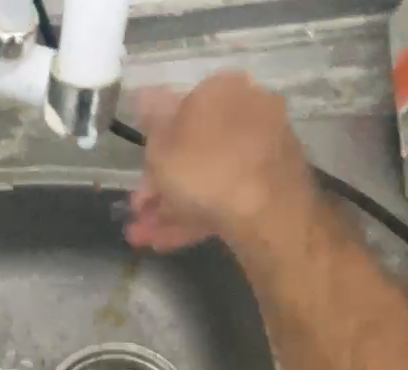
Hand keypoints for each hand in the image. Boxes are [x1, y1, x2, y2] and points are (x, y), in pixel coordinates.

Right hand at [124, 73, 318, 254]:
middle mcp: (248, 111)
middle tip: (138, 211)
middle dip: (161, 184)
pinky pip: (224, 198)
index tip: (139, 172)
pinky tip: (165, 241)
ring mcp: (262, 150)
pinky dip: (194, 217)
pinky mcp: (269, 186)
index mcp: (221, 90)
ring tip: (143, 236)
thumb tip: (145, 91)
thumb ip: (152, 119)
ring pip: (206, 178)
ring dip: (170, 207)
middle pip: (194, 149)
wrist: (266, 212)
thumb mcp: (163, 144)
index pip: (181, 110)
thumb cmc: (204, 170)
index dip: (154, 145)